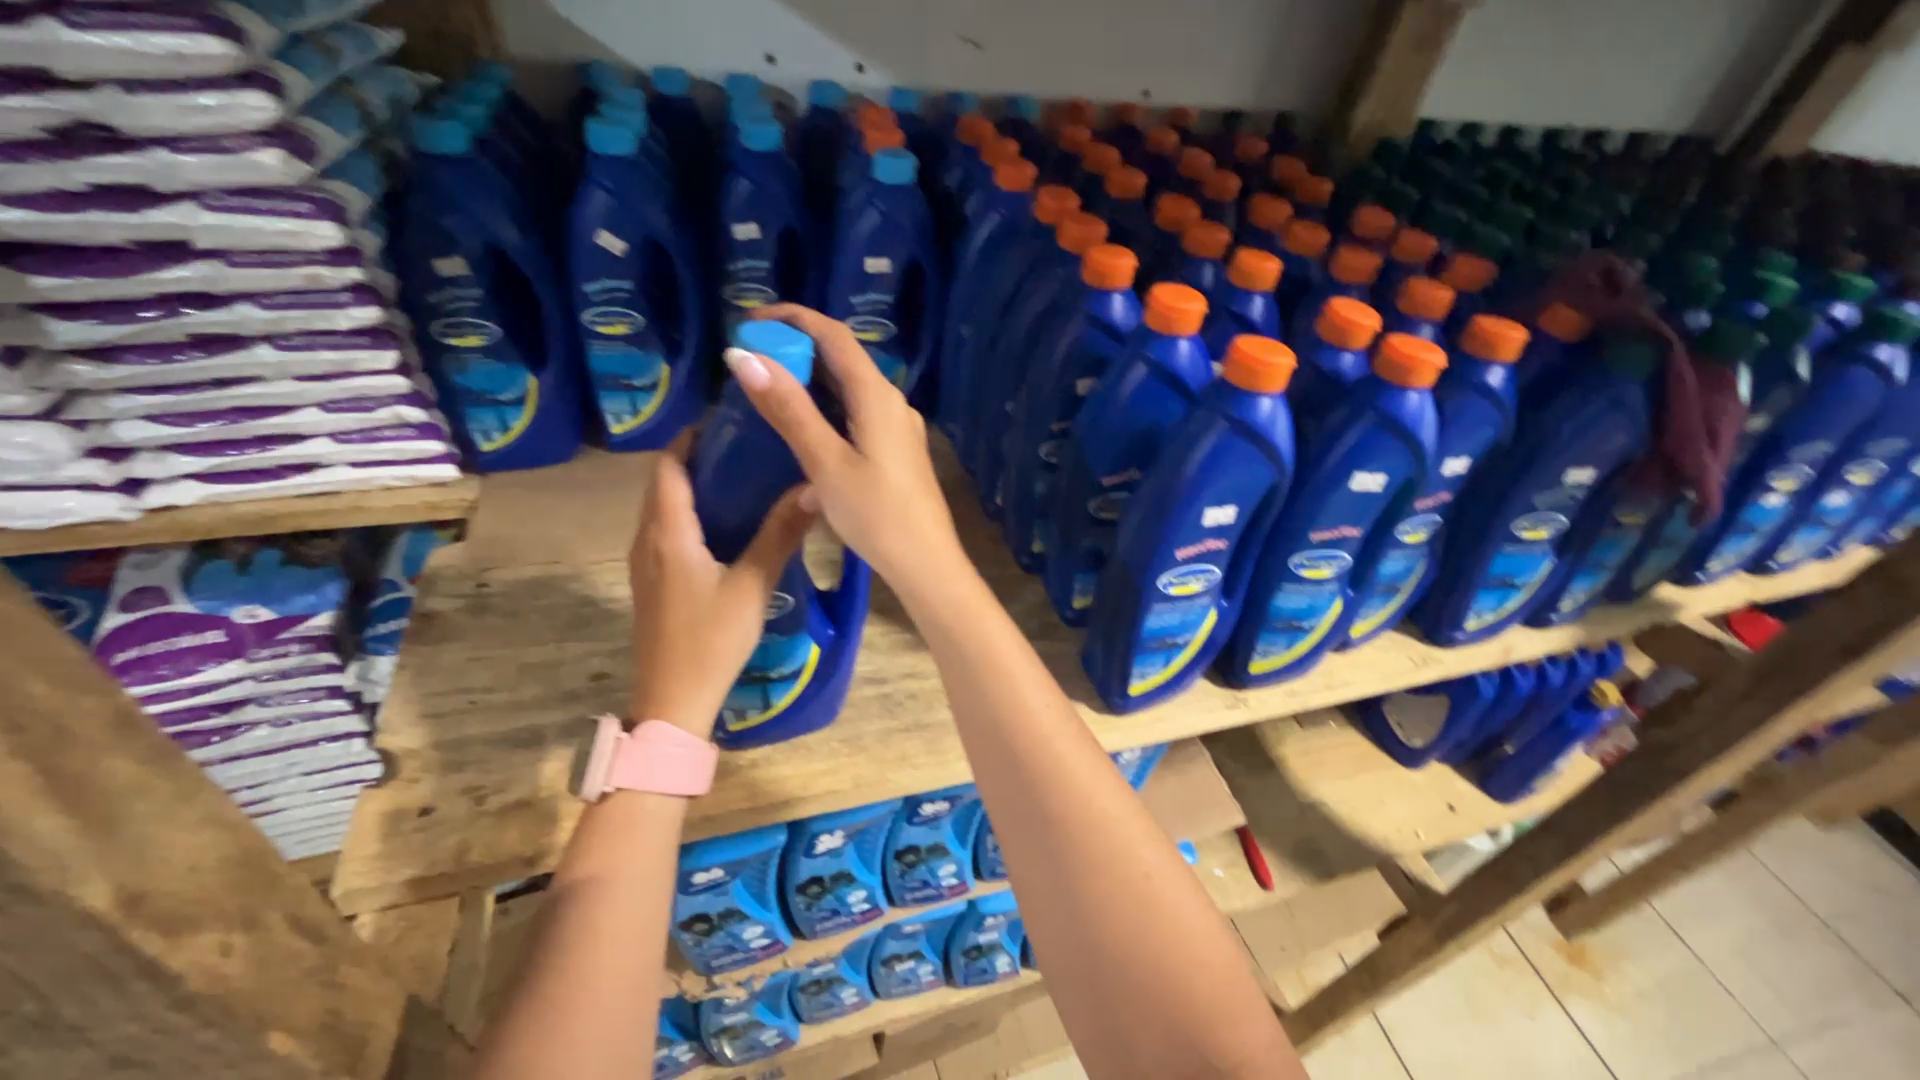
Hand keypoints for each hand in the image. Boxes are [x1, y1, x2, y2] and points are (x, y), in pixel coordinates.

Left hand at [627, 435, 816, 735]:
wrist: (673, 700)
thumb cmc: (711, 641)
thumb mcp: (752, 586)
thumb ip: (780, 534)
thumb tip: (812, 486)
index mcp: (668, 533)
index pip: (668, 466)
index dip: (691, 438)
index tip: (727, 423)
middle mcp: (648, 541)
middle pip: (663, 484)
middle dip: (696, 459)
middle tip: (745, 448)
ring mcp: (646, 565)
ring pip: (663, 509)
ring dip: (692, 488)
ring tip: (741, 479)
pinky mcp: (653, 584)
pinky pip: (666, 533)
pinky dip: (690, 515)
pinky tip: (727, 527)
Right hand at [727, 304, 969, 602]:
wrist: (926, 563)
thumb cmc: (876, 515)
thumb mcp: (825, 463)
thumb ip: (788, 409)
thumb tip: (744, 358)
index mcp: (877, 396)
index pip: (834, 336)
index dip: (792, 319)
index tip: (749, 323)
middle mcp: (892, 401)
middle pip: (842, 359)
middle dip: (796, 349)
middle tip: (748, 359)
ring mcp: (897, 426)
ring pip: (849, 388)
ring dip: (809, 381)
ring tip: (765, 387)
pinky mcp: (896, 450)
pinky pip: (856, 413)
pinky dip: (825, 408)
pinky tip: (801, 427)